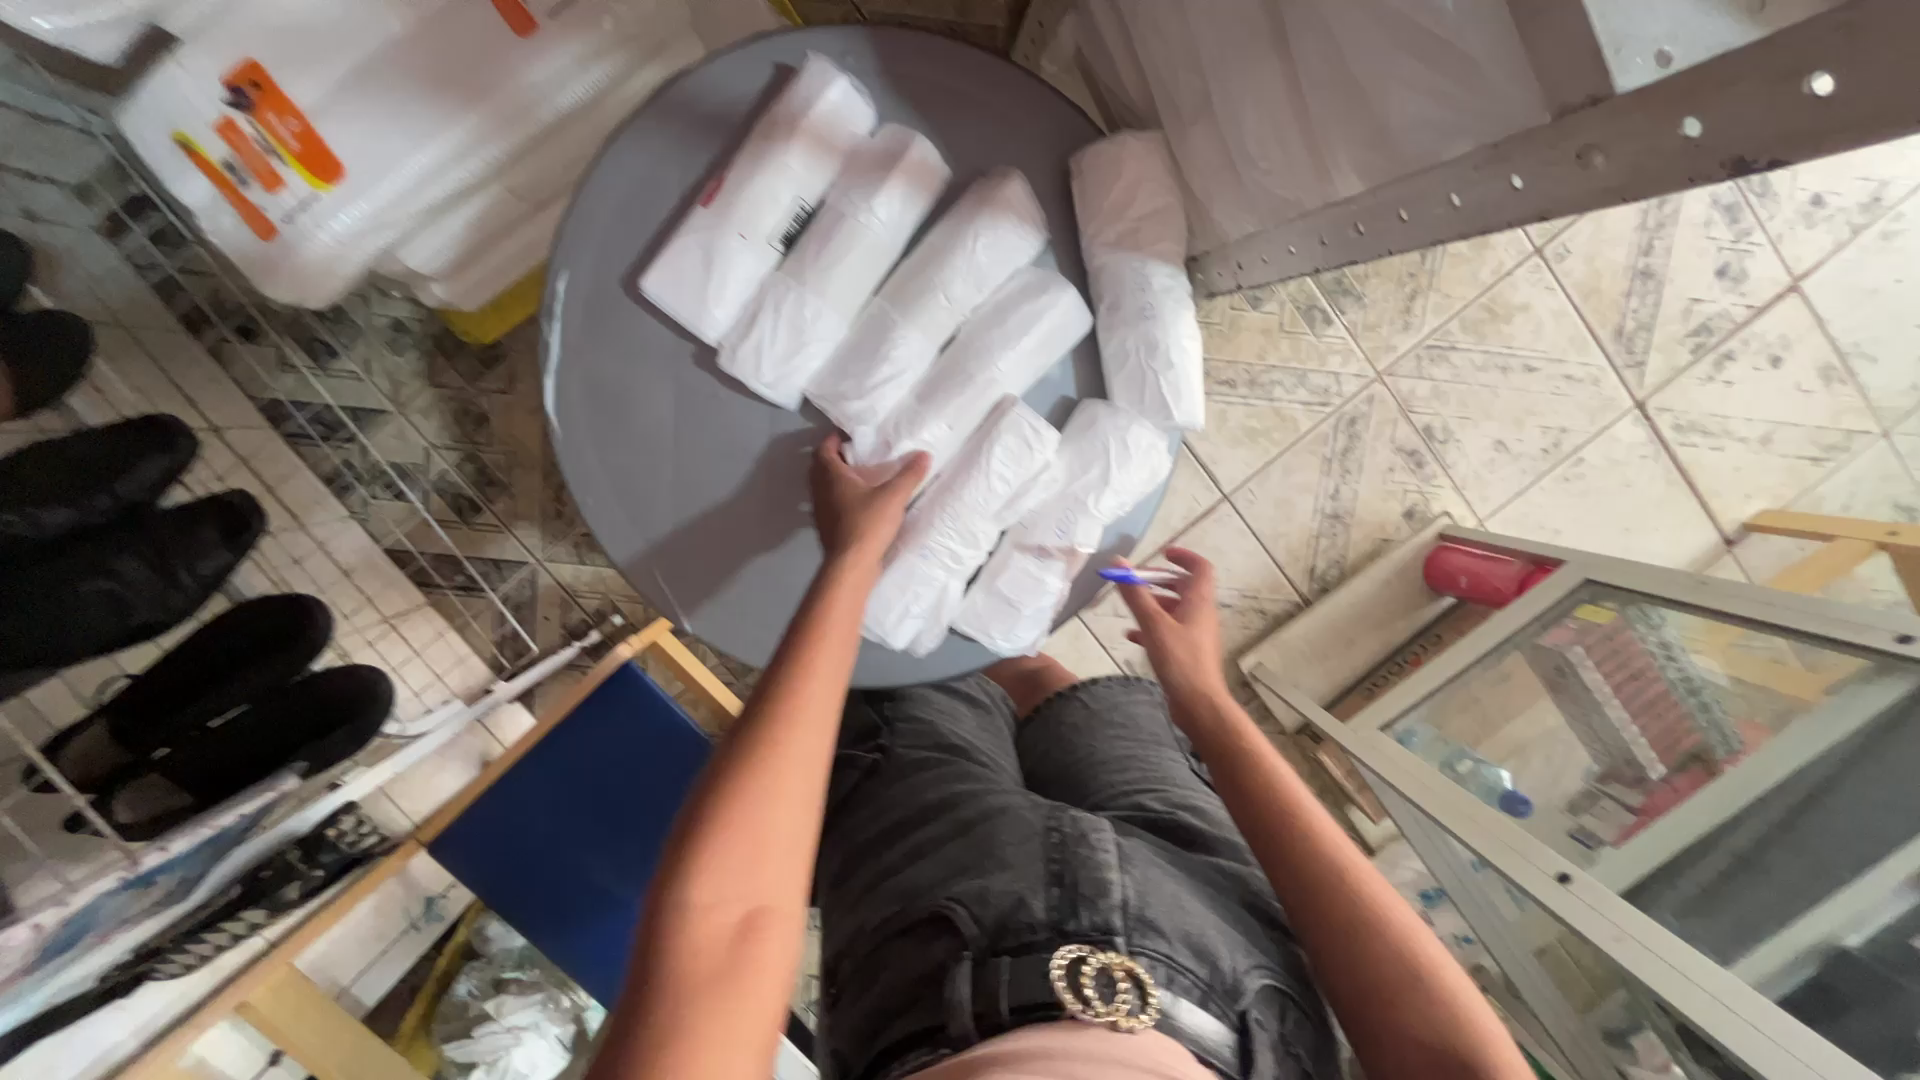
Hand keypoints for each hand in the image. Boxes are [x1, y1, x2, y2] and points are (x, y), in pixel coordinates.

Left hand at [810, 434, 929, 566]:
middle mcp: (820, 490)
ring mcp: (821, 510)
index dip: (832, 440)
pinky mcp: (826, 527)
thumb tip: (924, 455)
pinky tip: (858, 503)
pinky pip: (829, 503)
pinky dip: (839, 497)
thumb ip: (909, 475)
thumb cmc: (868, 524)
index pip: (823, 449)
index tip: (847, 436)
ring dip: (836, 479)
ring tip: (859, 478)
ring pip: (824, 487)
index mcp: (831, 476)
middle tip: (855, 455)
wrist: (851, 564)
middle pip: (820, 467)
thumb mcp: (894, 497)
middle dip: (835, 458)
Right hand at [1116, 547, 1234, 715]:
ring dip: (1153, 605)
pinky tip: (1131, 636)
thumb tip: (1118, 562)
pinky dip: (1151, 628)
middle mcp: (1201, 614)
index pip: (1200, 568)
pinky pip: (1169, 631)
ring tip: (1129, 608)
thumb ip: (1135, 593)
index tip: (1162, 552)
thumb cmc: (1179, 660)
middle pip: (1183, 588)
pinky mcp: (1187, 653)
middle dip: (1158, 581)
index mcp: (1199, 602)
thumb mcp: (1153, 624)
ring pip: (1174, 610)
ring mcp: (1195, 635)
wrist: (1198, 704)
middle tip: (1135, 582)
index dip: (1184, 556)